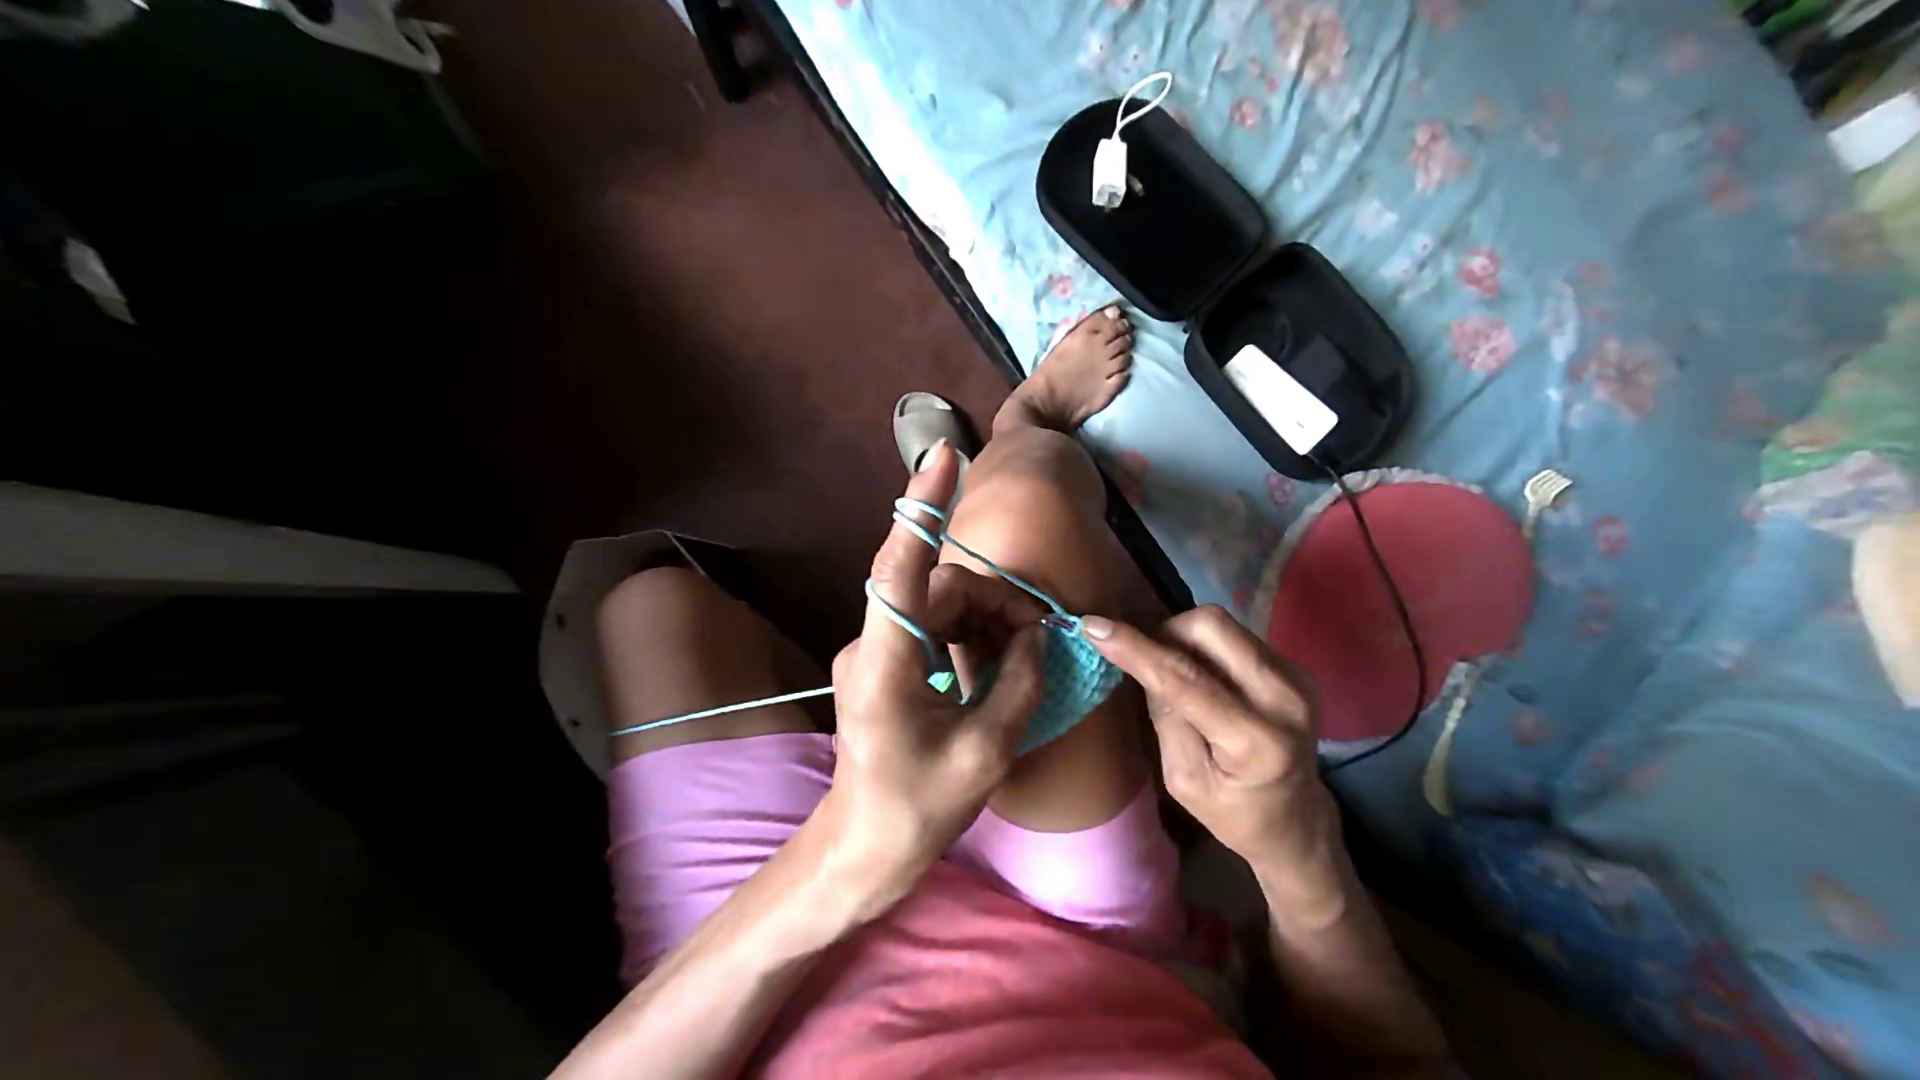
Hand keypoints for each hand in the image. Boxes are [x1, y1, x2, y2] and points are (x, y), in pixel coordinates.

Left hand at [817, 442, 1045, 918]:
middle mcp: (872, 643)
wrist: (862, 848)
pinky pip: (931, 628)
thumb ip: (1019, 684)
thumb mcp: (984, 752)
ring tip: (1024, 655)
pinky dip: (968, 635)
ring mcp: (874, 652)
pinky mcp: (883, 663)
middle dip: (992, 598)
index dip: (923, 507)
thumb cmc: (916, 809)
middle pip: (937, 587)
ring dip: (984, 618)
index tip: (944, 455)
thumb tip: (1039, 637)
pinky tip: (996, 663)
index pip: (900, 565)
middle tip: (1040, 636)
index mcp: (885, 662)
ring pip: (937, 605)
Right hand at [1082, 607, 1350, 919]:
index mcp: (1255, 741)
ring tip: (1180, 676)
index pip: (1184, 678)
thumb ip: (1166, 717)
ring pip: (1223, 624)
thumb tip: (1143, 660)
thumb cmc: (1233, 812)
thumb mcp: (1183, 779)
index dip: (1135, 648)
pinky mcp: (1294, 668)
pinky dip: (1206, 646)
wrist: (1297, 821)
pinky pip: (1236, 635)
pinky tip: (1206, 678)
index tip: (1093, 625)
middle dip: (1167, 632)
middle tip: (1150, 661)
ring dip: (1186, 639)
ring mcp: (1295, 678)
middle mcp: (1285, 699)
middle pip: (1211, 626)